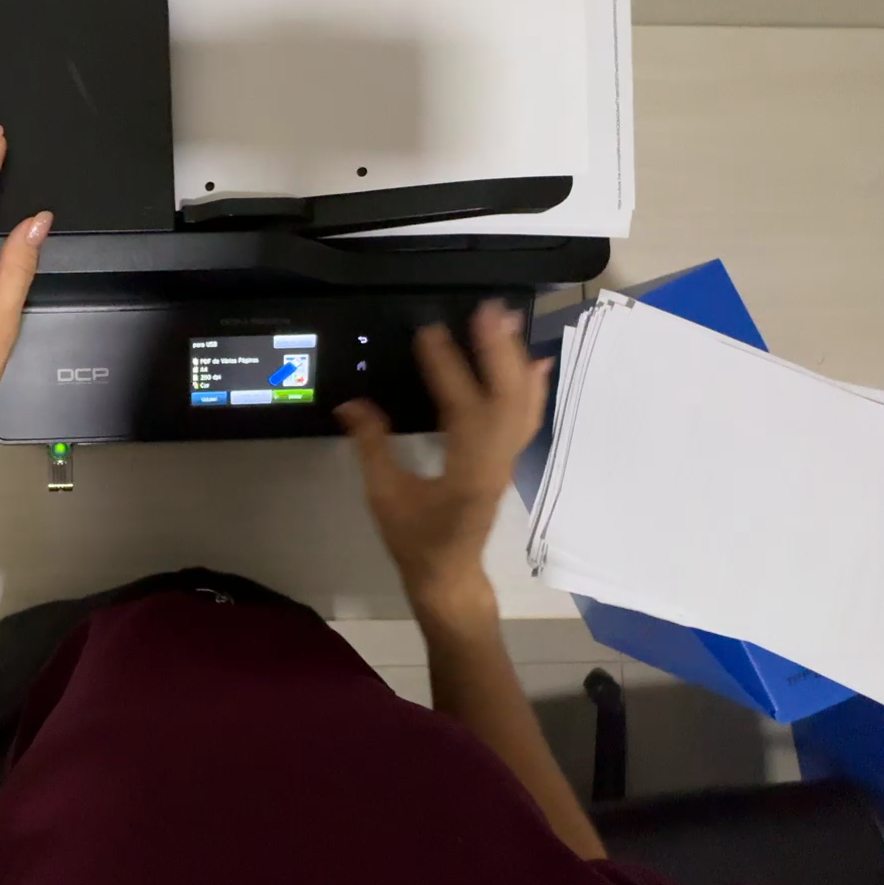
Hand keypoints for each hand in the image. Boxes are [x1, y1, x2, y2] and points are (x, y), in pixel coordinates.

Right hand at [337, 302, 550, 616]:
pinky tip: (532, 362)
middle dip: (497, 352)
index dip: (446, 368)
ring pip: (521, 404)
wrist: (448, 573)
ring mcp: (506, 459)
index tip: (431, 332)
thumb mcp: (383, 494)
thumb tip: (351, 403)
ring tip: (509, 320)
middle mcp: (495, 461)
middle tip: (488, 310)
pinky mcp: (507, 459)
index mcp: (465, 472)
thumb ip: (371, 446)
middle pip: (506, 399)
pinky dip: (531, 387)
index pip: (461, 409)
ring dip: (514, 360)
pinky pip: (525, 418)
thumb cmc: (414, 539)